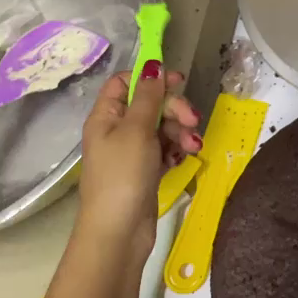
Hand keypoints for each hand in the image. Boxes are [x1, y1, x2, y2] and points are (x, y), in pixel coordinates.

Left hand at [74, 65, 202, 257]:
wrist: (118, 233)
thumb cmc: (122, 176)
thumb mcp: (136, 130)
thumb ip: (148, 96)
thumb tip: (153, 64)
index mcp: (106, 116)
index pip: (125, 82)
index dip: (151, 78)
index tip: (177, 82)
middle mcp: (117, 130)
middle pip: (151, 103)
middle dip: (174, 109)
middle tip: (191, 120)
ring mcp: (132, 151)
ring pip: (162, 126)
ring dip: (180, 131)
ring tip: (191, 146)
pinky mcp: (146, 169)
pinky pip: (165, 148)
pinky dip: (176, 149)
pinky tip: (183, 158)